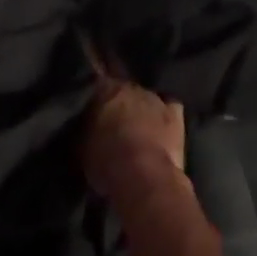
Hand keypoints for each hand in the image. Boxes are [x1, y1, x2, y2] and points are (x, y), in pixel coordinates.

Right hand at [83, 75, 186, 199]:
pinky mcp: (175, 114)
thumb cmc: (106, 162)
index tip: (91, 96)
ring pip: (145, 96)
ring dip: (140, 106)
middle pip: (122, 86)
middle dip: (118, 99)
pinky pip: (169, 106)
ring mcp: (154, 98)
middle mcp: (130, 86)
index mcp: (104, 89)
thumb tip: (85, 121)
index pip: (95, 77)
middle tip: (112, 115)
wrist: (145, 178)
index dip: (94, 87)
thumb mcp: (82, 145)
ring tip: (136, 123)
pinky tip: (162, 124)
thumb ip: (84, 125)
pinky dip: (164, 113)